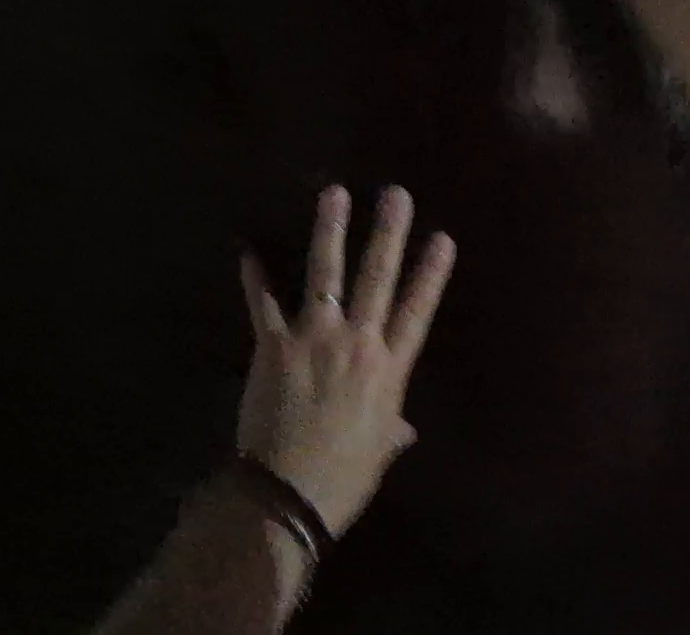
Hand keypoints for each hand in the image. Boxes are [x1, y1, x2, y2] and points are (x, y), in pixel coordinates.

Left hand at [235, 185, 456, 535]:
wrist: (288, 495)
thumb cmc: (344, 476)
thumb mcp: (379, 451)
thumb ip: (393, 427)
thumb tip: (407, 428)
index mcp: (388, 368)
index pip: (416, 310)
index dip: (430, 273)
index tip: (442, 237)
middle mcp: (356, 342)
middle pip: (376, 278)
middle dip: (388, 233)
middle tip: (395, 194)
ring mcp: (313, 338)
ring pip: (324, 274)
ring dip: (329, 231)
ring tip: (333, 193)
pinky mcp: (273, 345)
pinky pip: (263, 305)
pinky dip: (254, 279)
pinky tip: (248, 251)